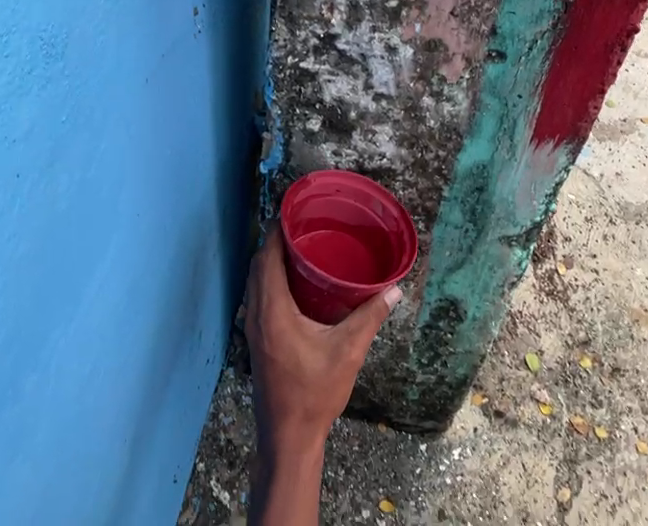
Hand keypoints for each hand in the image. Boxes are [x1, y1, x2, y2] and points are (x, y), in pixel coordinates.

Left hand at [244, 230, 400, 451]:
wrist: (289, 435)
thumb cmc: (316, 392)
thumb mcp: (348, 351)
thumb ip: (370, 317)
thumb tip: (395, 288)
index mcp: (273, 311)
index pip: (267, 258)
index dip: (277, 232)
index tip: (295, 212)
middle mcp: (256, 314)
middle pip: (258, 265)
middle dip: (276, 242)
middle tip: (304, 227)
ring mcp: (253, 328)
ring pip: (255, 281)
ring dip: (271, 261)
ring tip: (301, 248)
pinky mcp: (257, 339)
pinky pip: (258, 296)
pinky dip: (271, 280)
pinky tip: (295, 283)